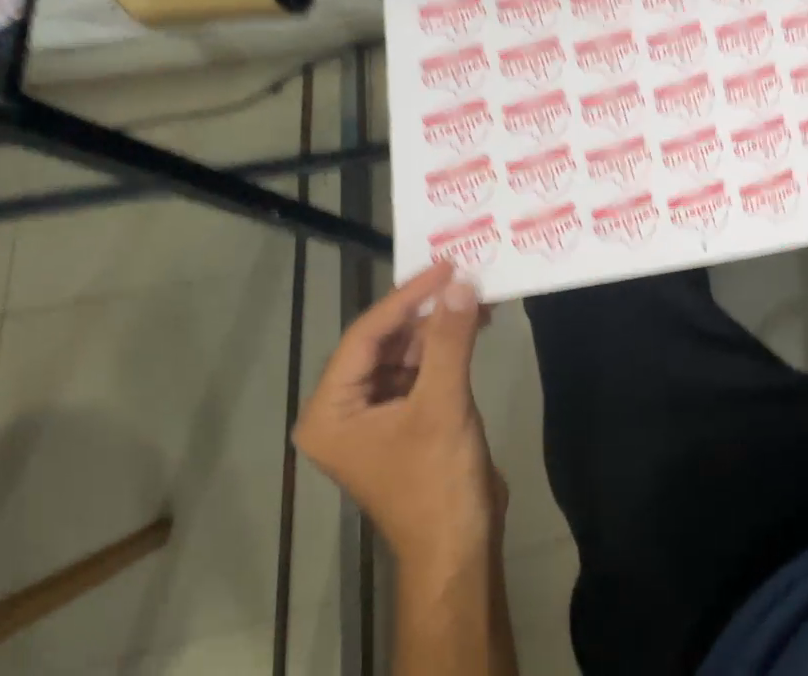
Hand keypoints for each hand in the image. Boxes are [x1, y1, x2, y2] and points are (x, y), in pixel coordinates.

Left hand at [294, 262, 504, 568]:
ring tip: (478, 296)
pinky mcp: (411, 421)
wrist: (460, 541)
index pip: (365, 337)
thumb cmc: (436, 478)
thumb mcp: (442, 404)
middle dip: (425, 311)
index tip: (447, 266)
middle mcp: (345, 410)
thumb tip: (461, 284)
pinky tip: (477, 326)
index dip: (406, 299)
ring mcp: (379, 416)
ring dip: (441, 327)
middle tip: (465, 274)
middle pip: (384, 343)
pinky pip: (425, 372)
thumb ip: (451, 341)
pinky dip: (450, 349)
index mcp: (330, 411)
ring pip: (407, 355)